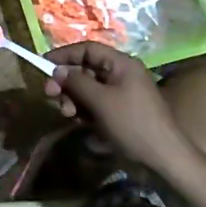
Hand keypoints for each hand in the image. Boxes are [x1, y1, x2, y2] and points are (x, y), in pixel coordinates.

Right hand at [43, 42, 197, 172]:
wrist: (162, 157)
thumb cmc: (132, 123)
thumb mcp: (100, 101)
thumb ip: (76, 82)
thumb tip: (57, 70)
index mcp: (121, 63)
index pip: (88, 49)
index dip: (65, 55)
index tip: (43, 64)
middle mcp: (121, 74)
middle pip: (86, 69)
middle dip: (67, 81)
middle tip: (51, 95)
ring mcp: (121, 93)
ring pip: (88, 88)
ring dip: (74, 98)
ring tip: (68, 114)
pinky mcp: (120, 111)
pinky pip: (96, 103)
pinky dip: (84, 110)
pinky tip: (79, 122)